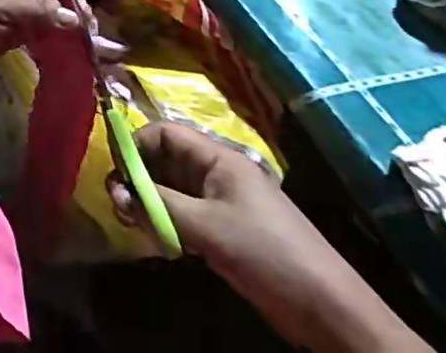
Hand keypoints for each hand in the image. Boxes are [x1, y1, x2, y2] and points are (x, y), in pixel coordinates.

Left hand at [0, 0, 84, 74]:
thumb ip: (38, 7)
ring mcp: (19, 2)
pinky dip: (64, 31)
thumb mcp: (0, 3)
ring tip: (89, 29)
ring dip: (72, 13)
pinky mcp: (21, 26)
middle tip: (85, 11)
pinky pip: (48, 25)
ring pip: (54, 2)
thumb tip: (75, 18)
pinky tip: (84, 40)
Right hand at [110, 124, 421, 350]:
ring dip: (148, 202)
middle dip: (137, 178)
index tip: (116, 171)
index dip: (136, 145)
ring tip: (135, 224)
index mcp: (218, 159)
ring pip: (169, 188)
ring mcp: (221, 202)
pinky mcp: (224, 228)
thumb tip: (115, 190)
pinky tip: (159, 240)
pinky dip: (165, 221)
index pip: (164, 133)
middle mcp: (217, 173)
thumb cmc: (267, 253)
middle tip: (120, 204)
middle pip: (163, 160)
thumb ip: (157, 204)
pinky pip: (182, 212)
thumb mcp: (206, 226)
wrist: (330, 311)